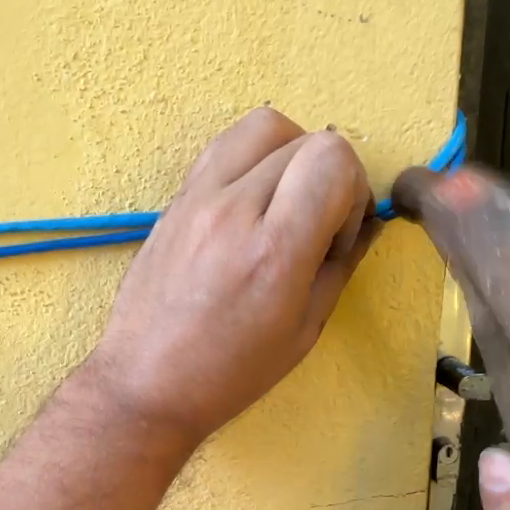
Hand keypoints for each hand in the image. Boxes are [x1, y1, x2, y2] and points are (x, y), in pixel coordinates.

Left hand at [83, 107, 378, 442]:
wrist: (146, 383)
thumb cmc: (228, 373)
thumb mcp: (304, 331)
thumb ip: (340, 268)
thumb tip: (363, 226)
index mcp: (273, 250)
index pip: (332, 158)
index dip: (353, 190)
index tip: (337, 235)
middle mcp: (233, 211)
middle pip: (305, 138)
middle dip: (327, 177)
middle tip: (313, 227)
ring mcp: (196, 199)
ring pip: (262, 126)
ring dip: (289, 154)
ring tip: (283, 204)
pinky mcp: (174, 201)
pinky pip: (224, 149)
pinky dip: (252, 163)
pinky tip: (250, 209)